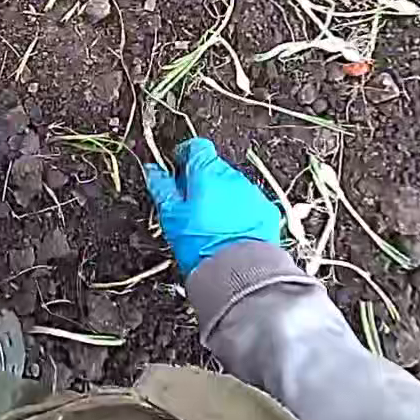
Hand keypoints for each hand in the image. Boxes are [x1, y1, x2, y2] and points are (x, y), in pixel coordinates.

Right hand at [142, 138, 282, 276]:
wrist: (238, 272)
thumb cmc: (200, 243)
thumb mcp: (171, 215)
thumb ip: (162, 188)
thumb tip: (153, 171)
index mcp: (206, 172)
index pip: (196, 147)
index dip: (184, 155)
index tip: (177, 169)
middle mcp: (233, 176)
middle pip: (213, 167)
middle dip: (201, 180)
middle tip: (189, 204)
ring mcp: (252, 193)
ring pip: (232, 186)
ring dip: (220, 196)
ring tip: (209, 223)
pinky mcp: (267, 211)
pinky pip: (249, 203)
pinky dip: (239, 211)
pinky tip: (229, 231)